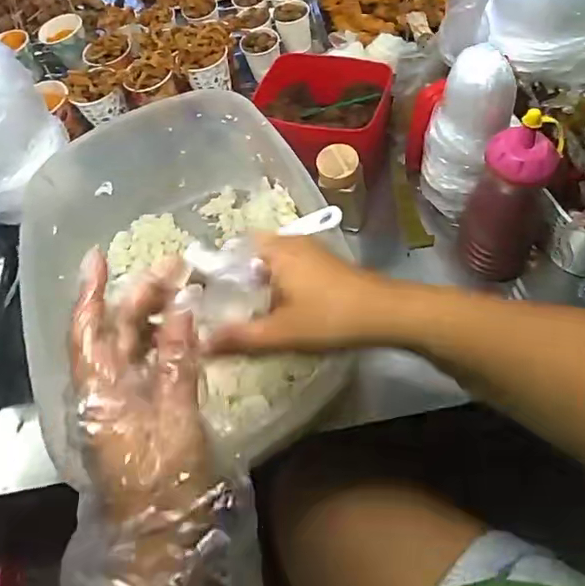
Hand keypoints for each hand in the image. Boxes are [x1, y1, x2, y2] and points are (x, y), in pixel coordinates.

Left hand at [68, 249, 212, 529]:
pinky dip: (169, 337)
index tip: (98, 256)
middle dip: (141, 294)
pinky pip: (153, 359)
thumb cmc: (160, 476)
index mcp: (100, 390)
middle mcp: (106, 388)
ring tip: (186, 286)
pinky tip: (190, 324)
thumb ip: (178, 358)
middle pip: (117, 330)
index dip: (90, 292)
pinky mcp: (144, 407)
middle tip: (175, 265)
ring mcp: (125, 397)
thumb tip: (183, 305)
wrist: (159, 532)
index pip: (87, 331)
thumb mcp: (174, 415)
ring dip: (158, 312)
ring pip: (136, 342)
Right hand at [208, 234, 402, 354]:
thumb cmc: (329, 316)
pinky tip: (275, 310)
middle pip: (251, 255)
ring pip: (271, 263)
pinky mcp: (323, 263)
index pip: (232, 248)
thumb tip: (201, 343)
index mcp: (276, 249)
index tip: (201, 296)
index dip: (215, 270)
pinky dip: (277, 285)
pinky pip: (288, 268)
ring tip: (243, 314)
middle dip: (235, 281)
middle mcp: (291, 241)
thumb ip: (240, 337)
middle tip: (219, 311)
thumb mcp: (281, 332)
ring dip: (257, 285)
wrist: (383, 312)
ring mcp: (310, 250)